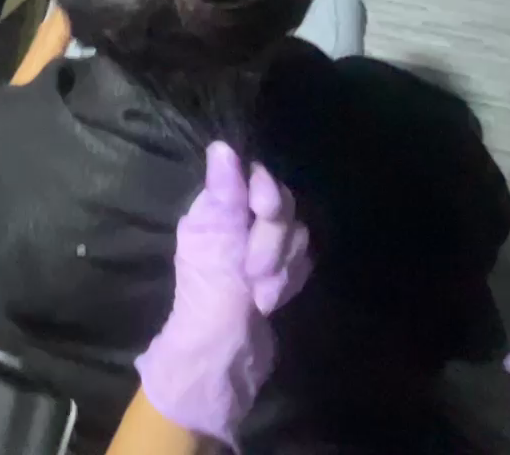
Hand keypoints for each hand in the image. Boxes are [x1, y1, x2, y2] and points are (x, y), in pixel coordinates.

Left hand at [136, 143, 311, 445]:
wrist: (224, 365)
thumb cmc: (209, 302)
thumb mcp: (212, 245)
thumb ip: (223, 195)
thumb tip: (222, 144)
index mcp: (214, 208)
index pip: (254, 174)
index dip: (266, 192)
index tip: (263, 212)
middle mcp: (236, 221)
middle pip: (280, 204)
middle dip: (273, 241)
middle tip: (254, 272)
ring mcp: (258, 246)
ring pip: (294, 233)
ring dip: (281, 266)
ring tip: (259, 294)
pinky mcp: (277, 271)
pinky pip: (300, 260)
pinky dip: (289, 280)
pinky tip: (270, 301)